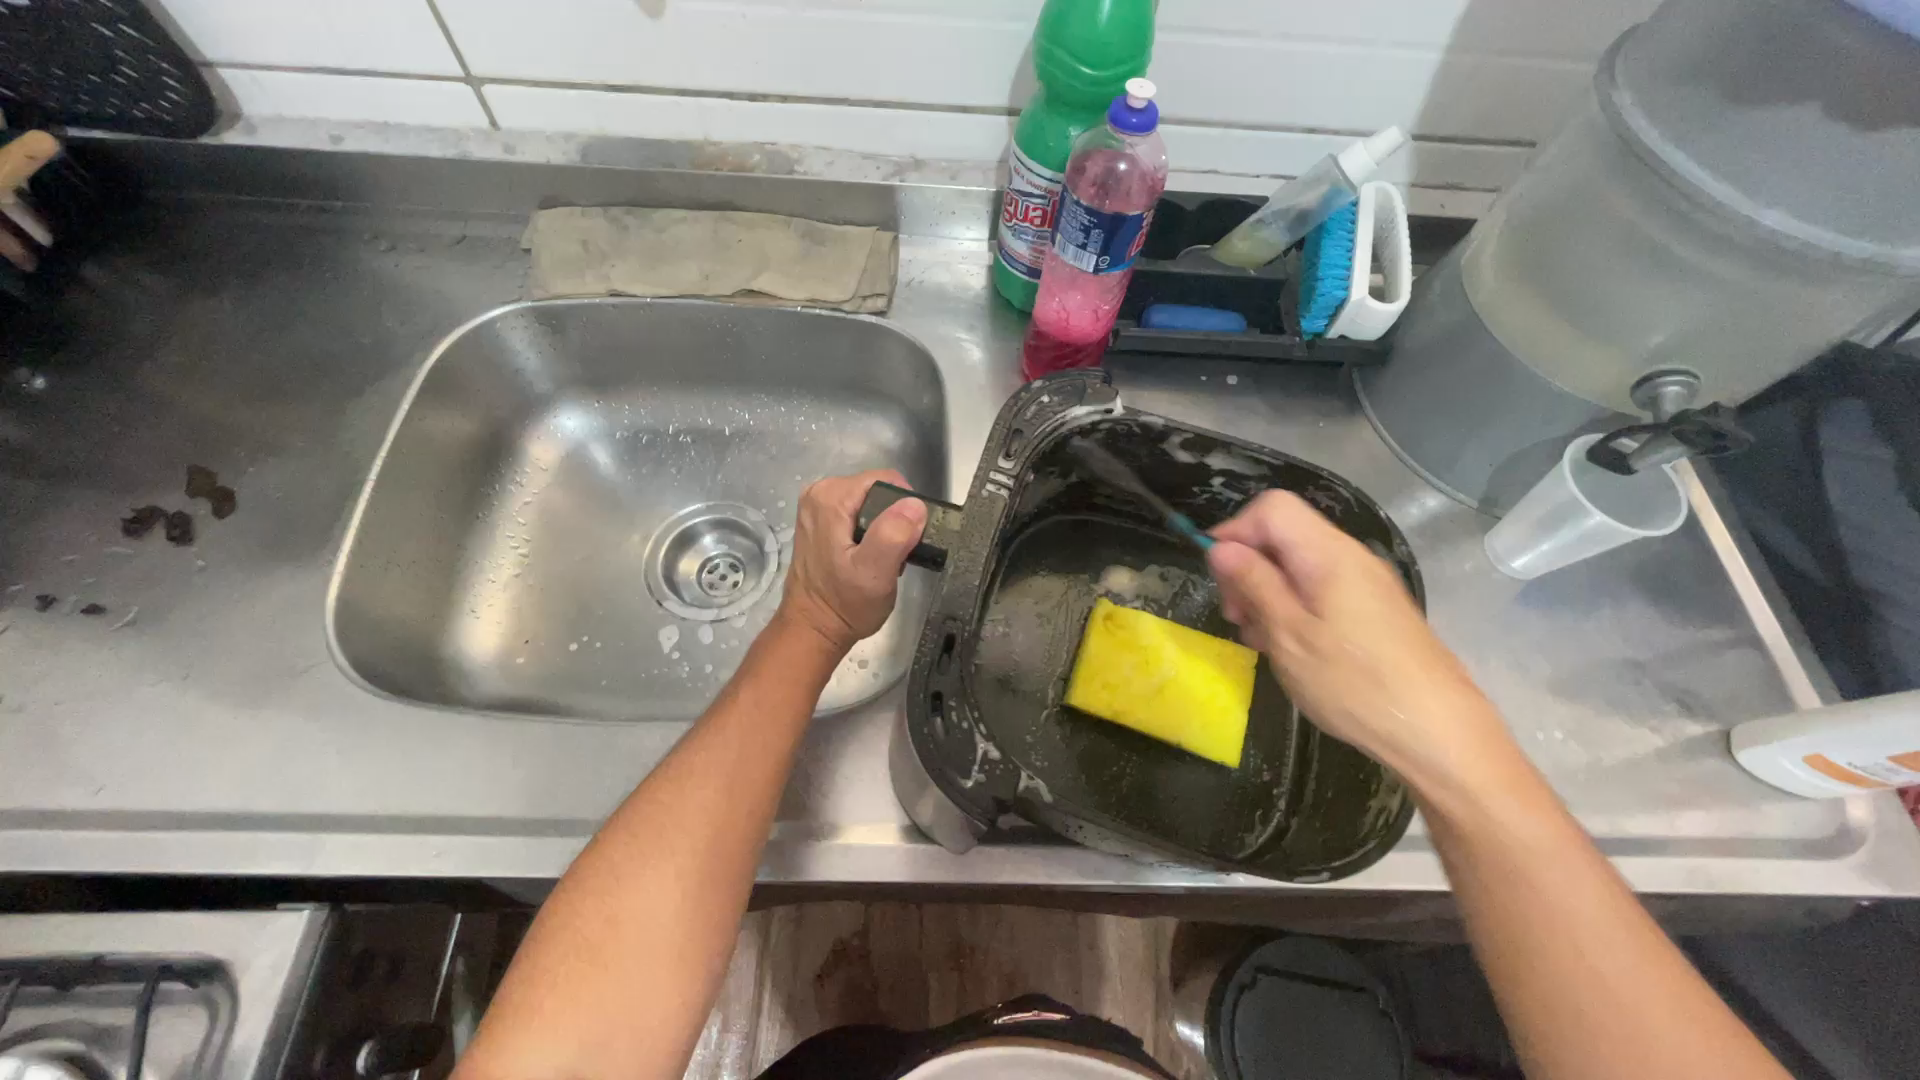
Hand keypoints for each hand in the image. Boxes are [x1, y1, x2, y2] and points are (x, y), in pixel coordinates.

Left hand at [775, 469, 928, 655]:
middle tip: (894, 555)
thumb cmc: (845, 604)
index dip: (905, 508)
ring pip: (870, 505)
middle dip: (894, 520)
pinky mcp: (819, 522)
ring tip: (882, 560)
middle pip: (878, 491)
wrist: (814, 630)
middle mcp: (819, 494)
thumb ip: (893, 535)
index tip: (907, 539)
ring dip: (884, 529)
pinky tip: (867, 559)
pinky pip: (858, 516)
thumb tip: (915, 505)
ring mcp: (816, 508)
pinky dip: (870, 534)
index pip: (886, 481)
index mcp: (831, 497)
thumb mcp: (875, 572)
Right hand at [1205, 491, 1511, 789]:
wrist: (1437, 730)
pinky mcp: (1373, 608)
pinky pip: (1320, 589)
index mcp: (1328, 554)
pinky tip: (1289, 647)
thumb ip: (1253, 584)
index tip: (1215, 574)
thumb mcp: (1288, 634)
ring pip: (1298, 565)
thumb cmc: (1354, 683)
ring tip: (1260, 639)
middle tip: (1236, 617)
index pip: (1271, 508)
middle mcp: (1350, 557)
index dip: (1235, 531)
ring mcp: (1365, 583)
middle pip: (1284, 534)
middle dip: (1248, 567)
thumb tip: (1221, 548)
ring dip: (1267, 592)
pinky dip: (1293, 608)